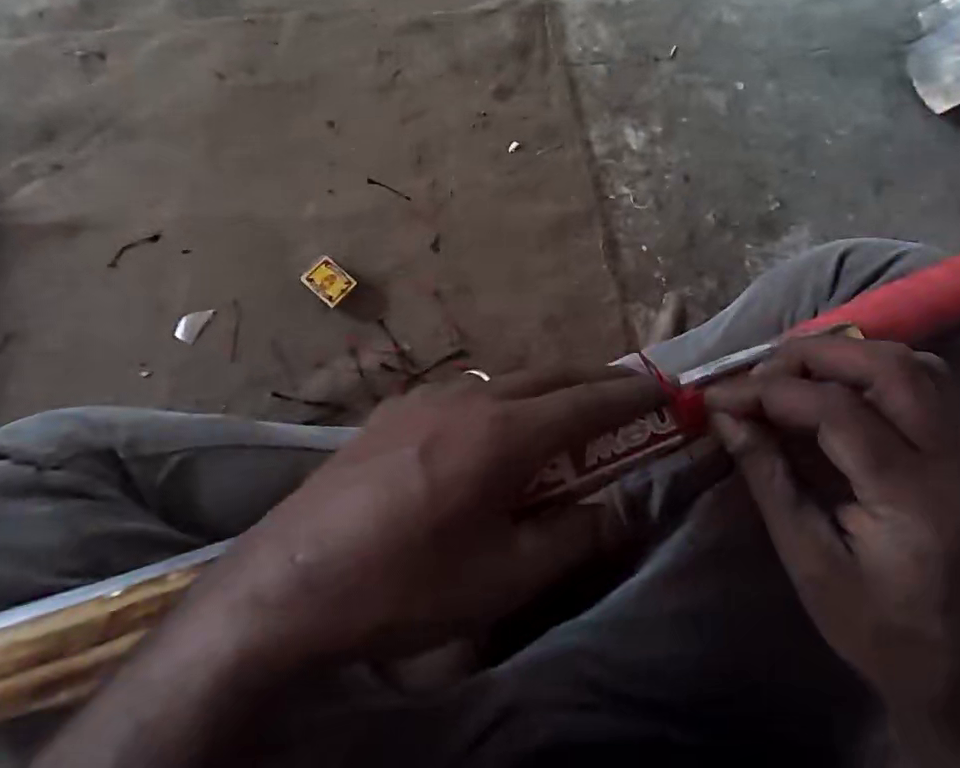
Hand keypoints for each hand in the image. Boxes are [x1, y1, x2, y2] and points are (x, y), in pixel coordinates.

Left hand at [193, 368, 667, 667]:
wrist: (296, 578)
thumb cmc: (409, 584)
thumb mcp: (506, 576)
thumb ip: (571, 535)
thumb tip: (614, 511)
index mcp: (502, 433)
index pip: (586, 402)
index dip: (630, 394)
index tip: (663, 388)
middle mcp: (465, 398)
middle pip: (545, 375)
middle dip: (590, 381)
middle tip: (623, 397)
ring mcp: (421, 398)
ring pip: (501, 381)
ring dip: (540, 391)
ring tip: (557, 421)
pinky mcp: (389, 412)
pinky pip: (460, 394)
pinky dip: (494, 403)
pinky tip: (484, 437)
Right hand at [703, 336, 959, 710]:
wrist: (957, 673)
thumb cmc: (873, 627)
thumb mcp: (806, 559)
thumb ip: (768, 477)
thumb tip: (725, 416)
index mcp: (912, 500)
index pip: (838, 412)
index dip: (768, 392)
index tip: (717, 396)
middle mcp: (949, 466)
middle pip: (890, 368)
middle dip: (811, 355)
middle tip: (756, 373)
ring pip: (913, 366)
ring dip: (843, 353)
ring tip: (788, 374)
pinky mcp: (956, 456)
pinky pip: (923, 385)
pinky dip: (870, 368)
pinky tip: (832, 387)